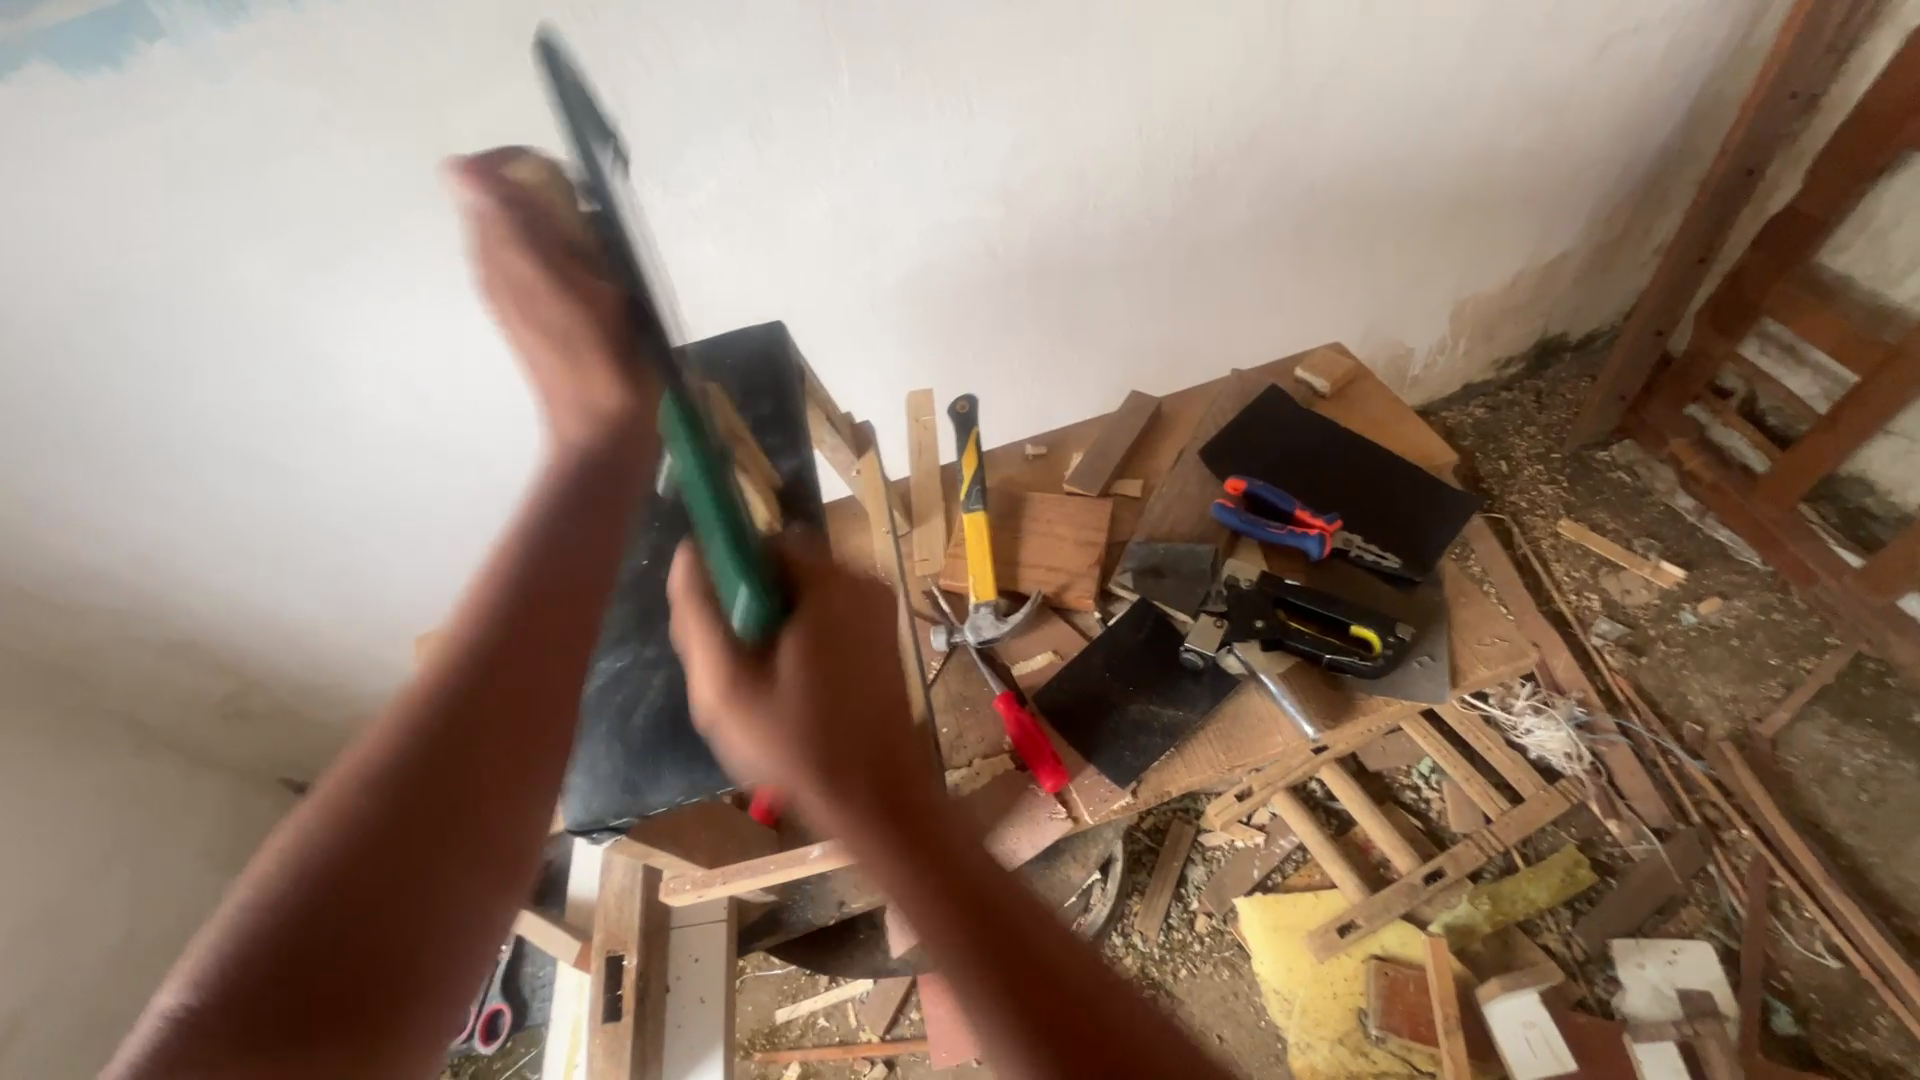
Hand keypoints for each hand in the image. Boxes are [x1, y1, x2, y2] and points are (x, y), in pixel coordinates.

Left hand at [447, 147, 658, 452]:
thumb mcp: (558, 284)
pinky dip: (584, 262)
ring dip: (575, 232)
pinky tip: (611, 288)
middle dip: (555, 197)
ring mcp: (528, 294)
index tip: (572, 184)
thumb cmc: (595, 356)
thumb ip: (515, 227)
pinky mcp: (553, 316)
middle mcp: (502, 268)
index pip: (480, 177)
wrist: (606, 427)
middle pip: (513, 202)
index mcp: (499, 254)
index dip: (521, 165)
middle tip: (599, 227)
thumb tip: (463, 170)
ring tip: (611, 259)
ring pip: (540, 234)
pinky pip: (561, 266)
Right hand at [667, 536, 937, 828]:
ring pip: (811, 592)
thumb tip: (687, 551)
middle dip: (757, 602)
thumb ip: (699, 614)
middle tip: (741, 664)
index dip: (734, 576)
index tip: (721, 624)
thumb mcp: (726, 689)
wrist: (878, 799)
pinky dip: (811, 636)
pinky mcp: (888, 634)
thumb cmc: (797, 748)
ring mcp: (882, 609)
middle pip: (789, 566)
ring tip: (770, 684)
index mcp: (831, 584)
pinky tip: (801, 687)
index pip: (766, 542)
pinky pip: (835, 614)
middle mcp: (865, 582)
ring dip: (782, 623)